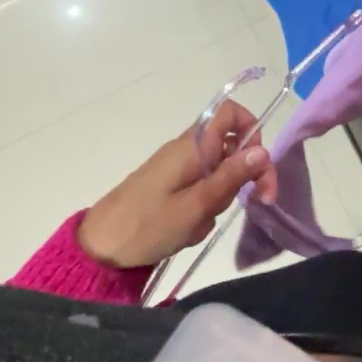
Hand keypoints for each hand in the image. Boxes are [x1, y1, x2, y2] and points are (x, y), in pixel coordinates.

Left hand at [76, 100, 277, 269]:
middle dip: (243, 176)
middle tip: (256, 203)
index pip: (231, 113)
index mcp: (193, 145)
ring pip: (219, 174)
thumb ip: (232, 176)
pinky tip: (189, 229)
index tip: (258, 162)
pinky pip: (202, 190)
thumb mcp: (197, 204)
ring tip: (199, 223)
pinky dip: (203, 208)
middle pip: (232, 148)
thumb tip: (264, 151)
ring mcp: (179, 169)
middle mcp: (187, 150)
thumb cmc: (147, 224)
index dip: (252, 129)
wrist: (98, 249)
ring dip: (219, 199)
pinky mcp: (171, 187)